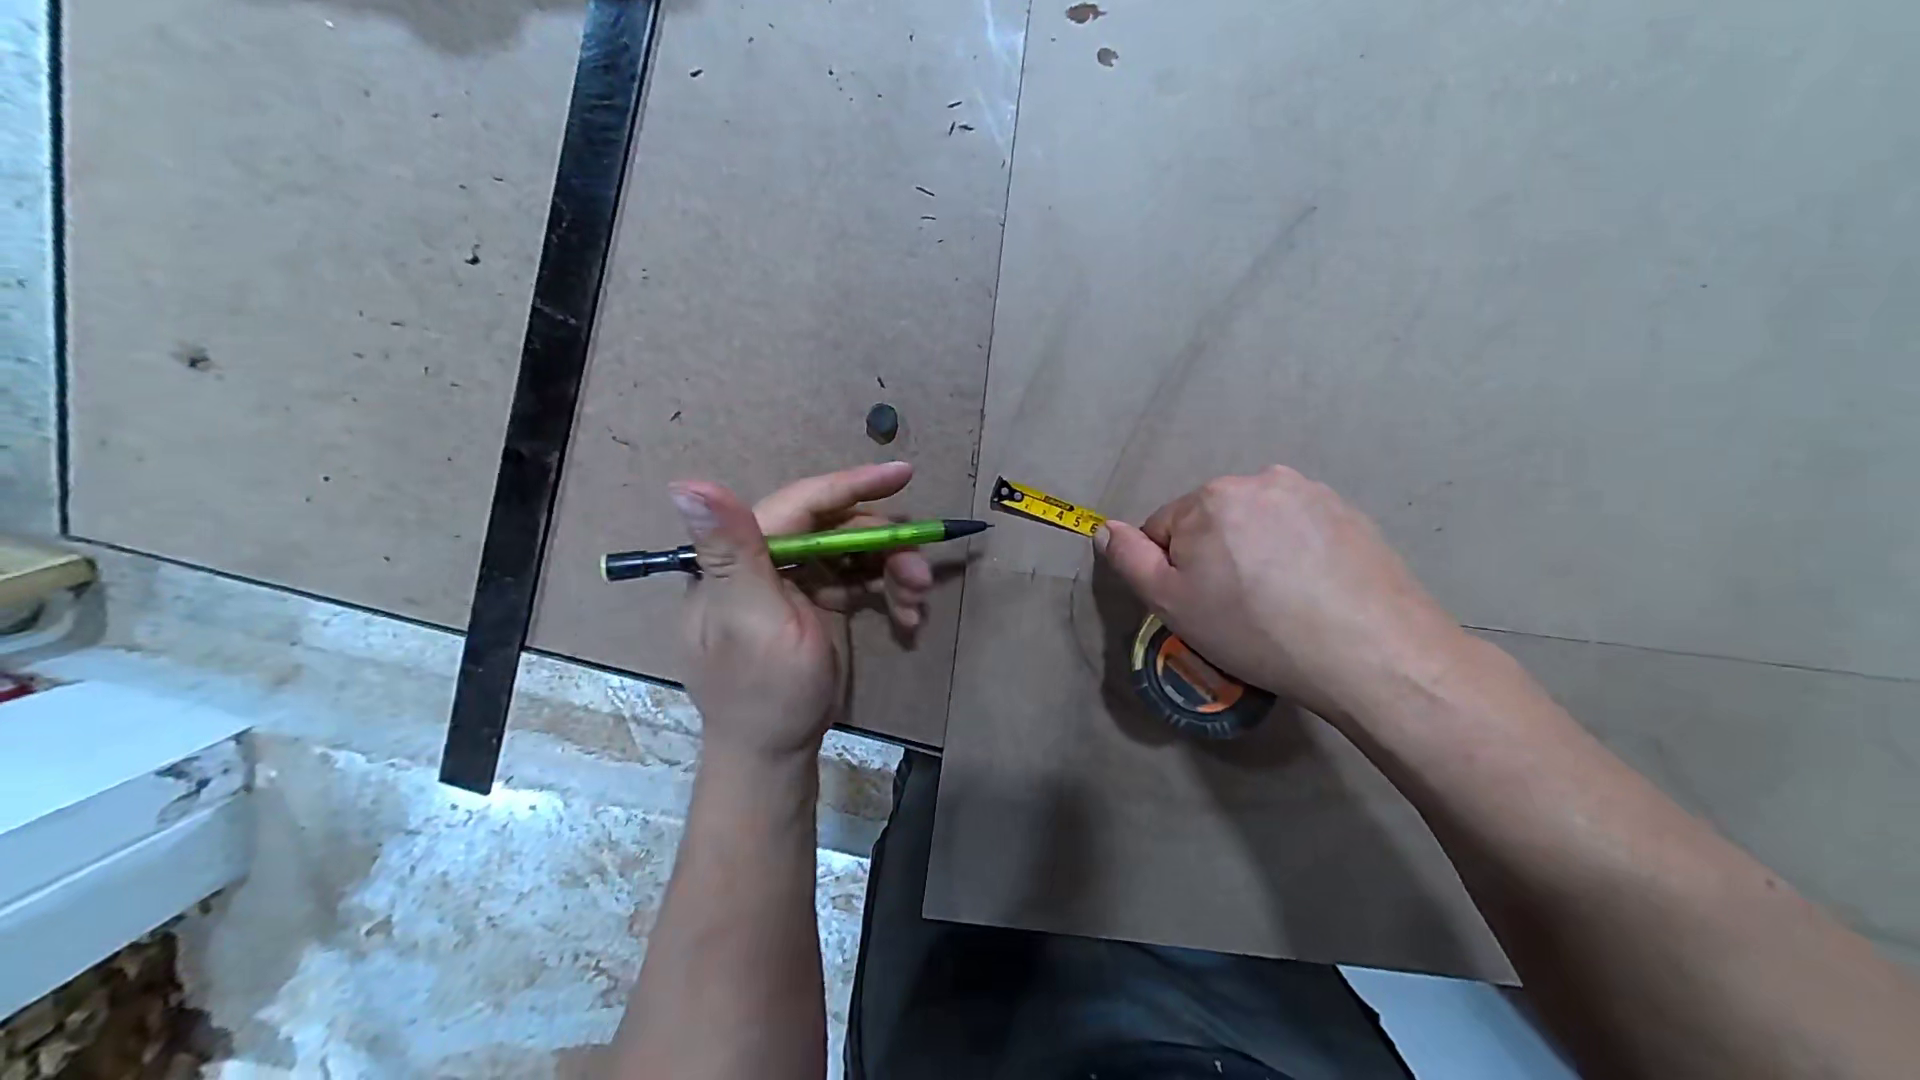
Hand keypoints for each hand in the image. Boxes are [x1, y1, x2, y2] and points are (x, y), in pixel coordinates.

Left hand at [671, 462, 933, 765]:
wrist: (774, 753)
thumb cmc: (763, 691)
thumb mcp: (749, 620)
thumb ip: (731, 551)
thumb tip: (684, 484)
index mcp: (741, 557)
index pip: (802, 504)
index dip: (853, 486)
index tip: (904, 474)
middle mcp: (765, 560)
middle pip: (837, 530)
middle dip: (884, 548)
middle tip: (922, 573)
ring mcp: (791, 583)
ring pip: (853, 554)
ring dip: (892, 573)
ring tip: (917, 605)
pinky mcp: (813, 603)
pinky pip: (856, 582)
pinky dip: (885, 594)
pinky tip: (906, 619)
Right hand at [1094, 465, 1468, 720]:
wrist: (1371, 652)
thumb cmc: (1255, 630)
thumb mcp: (1172, 604)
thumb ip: (1129, 559)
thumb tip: (1103, 527)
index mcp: (1210, 497)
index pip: (1163, 529)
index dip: (1172, 572)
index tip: (1200, 607)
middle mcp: (1260, 480)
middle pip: (1211, 522)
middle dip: (1213, 558)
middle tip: (1237, 609)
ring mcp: (1311, 493)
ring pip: (1256, 525)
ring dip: (1254, 553)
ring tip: (1279, 603)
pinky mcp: (1350, 513)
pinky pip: (1299, 530)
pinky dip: (1294, 554)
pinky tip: (1312, 592)